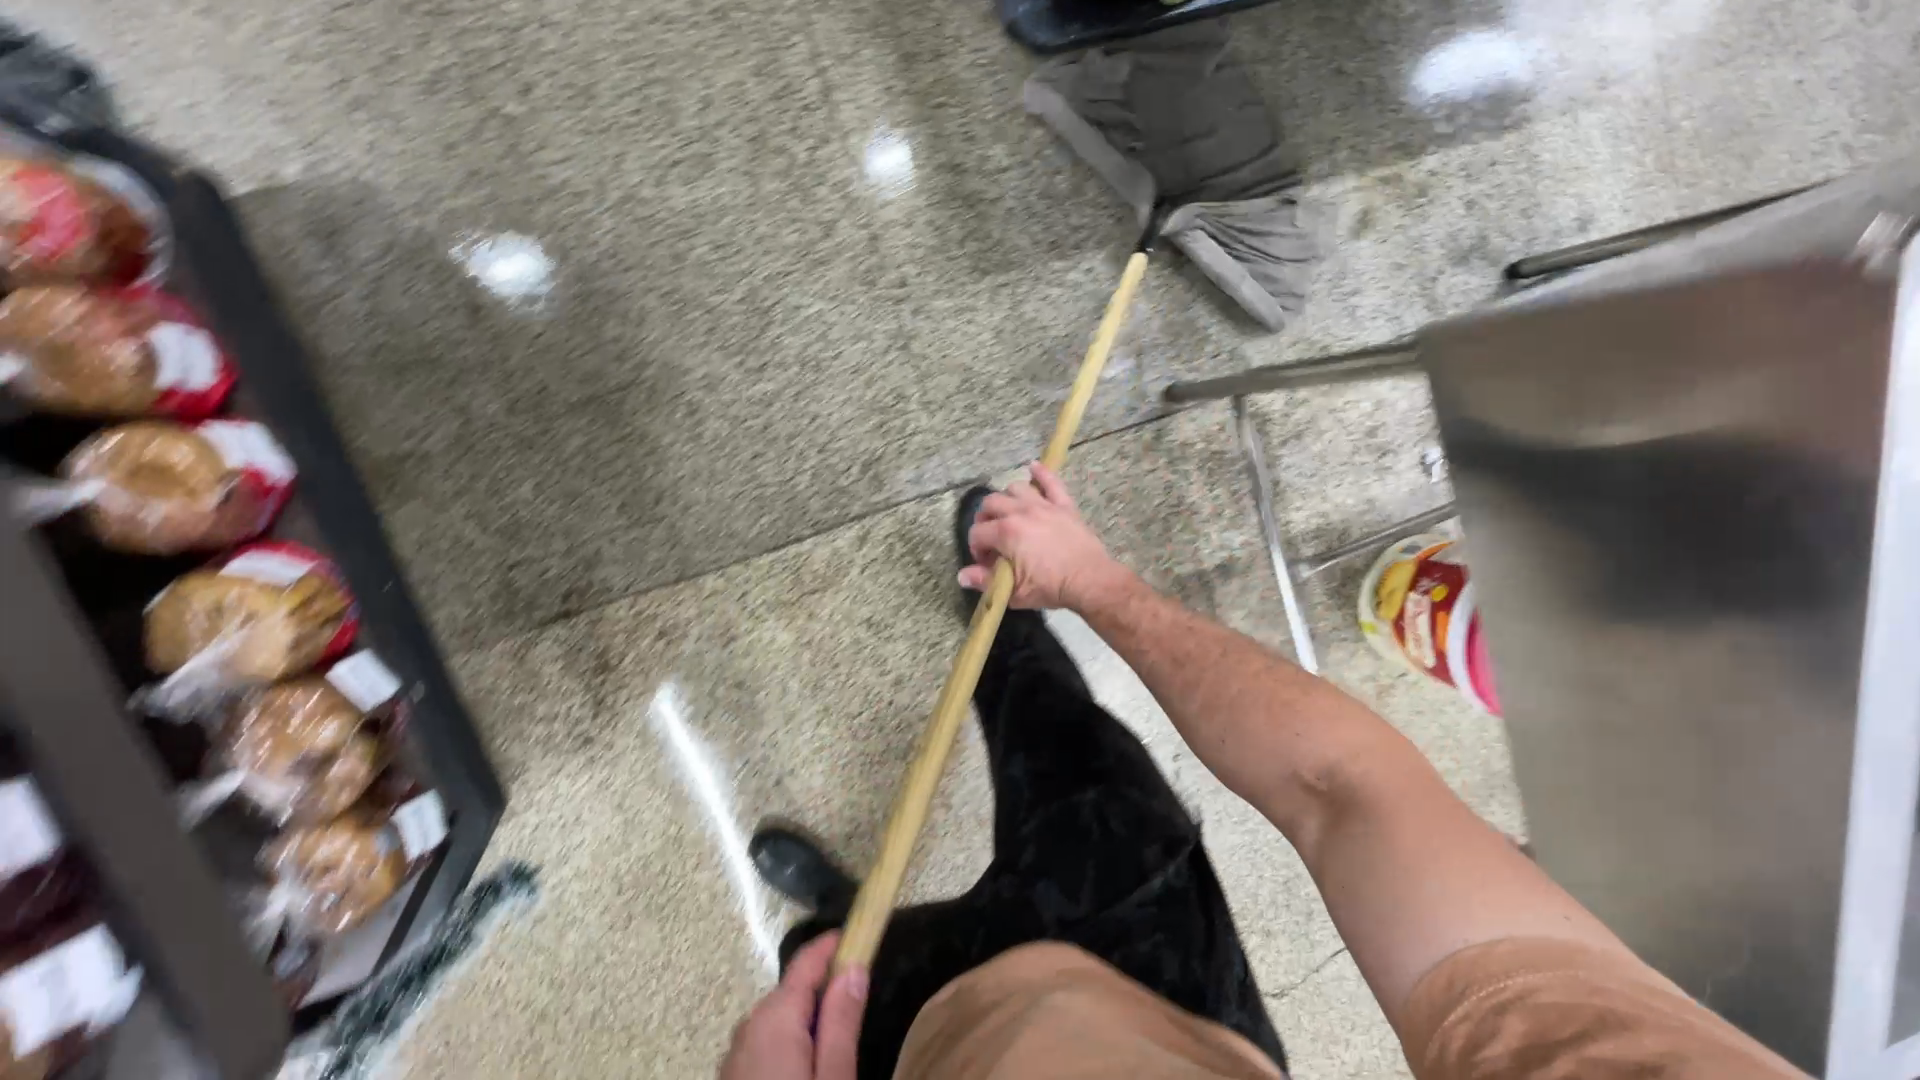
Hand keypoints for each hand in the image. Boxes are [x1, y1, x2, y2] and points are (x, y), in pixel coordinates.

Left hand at [718, 933, 865, 1079]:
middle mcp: (750, 1023)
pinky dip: (790, 1039)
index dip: (835, 943)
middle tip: (859, 1004)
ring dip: (808, 1017)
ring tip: (836, 1043)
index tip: (863, 936)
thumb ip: (842, 1020)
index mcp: (775, 1015)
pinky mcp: (733, 1072)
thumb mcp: (834, 1075)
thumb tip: (854, 966)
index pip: (807, 959)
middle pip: (795, 988)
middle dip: (826, 988)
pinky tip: (805, 1066)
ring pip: (782, 1015)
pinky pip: (768, 1038)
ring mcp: (736, 1049)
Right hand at [959, 463, 1130, 611]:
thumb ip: (984, 581)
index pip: (977, 533)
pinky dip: (1041, 473)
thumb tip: (962, 576)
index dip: (976, 548)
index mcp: (1005, 533)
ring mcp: (1043, 505)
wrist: (1089, 580)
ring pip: (1016, 488)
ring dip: (1007, 499)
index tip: (985, 562)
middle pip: (991, 503)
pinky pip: (1051, 481)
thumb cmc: (1050, 588)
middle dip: (984, 519)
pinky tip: (1034, 468)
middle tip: (991, 537)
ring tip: (1009, 513)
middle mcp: (1020, 512)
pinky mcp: (1064, 505)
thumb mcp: (1014, 592)